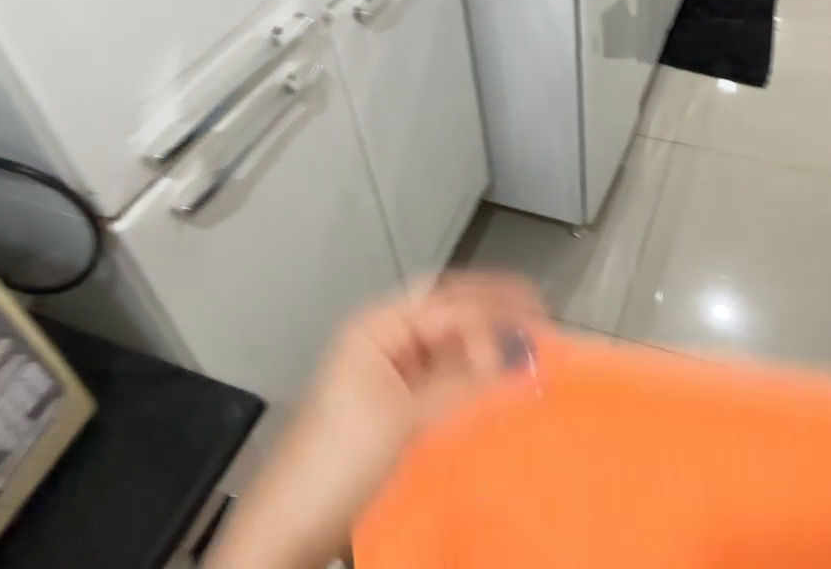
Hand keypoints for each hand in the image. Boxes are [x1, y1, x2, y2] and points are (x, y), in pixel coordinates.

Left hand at [205, 273, 545, 568]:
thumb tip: (521, 358)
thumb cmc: (340, 461)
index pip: (445, 302)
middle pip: (448, 313)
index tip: (533, 329)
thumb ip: (466, 383)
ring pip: (449, 345)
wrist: (291, 527)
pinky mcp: (397, 405)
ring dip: (486, 345)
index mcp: (377, 326)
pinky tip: (500, 383)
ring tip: (529, 349)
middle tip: (540, 319)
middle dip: (493, 313)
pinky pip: (443, 376)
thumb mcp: (407, 417)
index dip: (491, 313)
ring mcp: (390, 372)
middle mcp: (384, 339)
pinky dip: (473, 376)